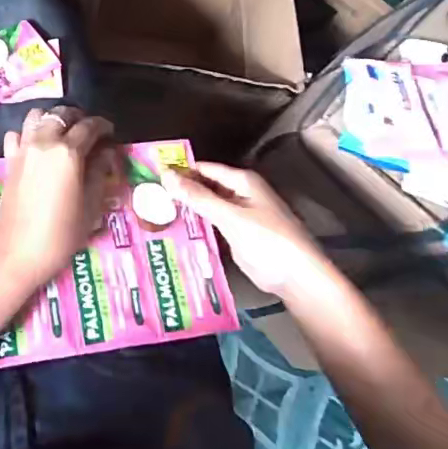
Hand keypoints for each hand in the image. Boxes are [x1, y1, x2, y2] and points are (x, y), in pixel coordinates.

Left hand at [0, 106, 118, 294]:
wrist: (16, 251)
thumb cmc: (60, 234)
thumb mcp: (90, 206)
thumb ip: (99, 173)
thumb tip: (106, 153)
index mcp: (67, 152)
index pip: (89, 127)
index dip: (103, 126)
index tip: (111, 131)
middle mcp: (43, 142)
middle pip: (60, 114)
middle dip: (77, 117)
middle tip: (90, 130)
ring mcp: (23, 149)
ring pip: (36, 116)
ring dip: (52, 119)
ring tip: (64, 132)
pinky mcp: (8, 159)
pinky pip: (17, 134)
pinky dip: (28, 133)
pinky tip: (37, 146)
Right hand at [161, 162, 330, 297]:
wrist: (299, 279)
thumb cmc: (268, 241)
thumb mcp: (230, 216)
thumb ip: (197, 197)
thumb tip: (166, 175)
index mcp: (243, 182)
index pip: (204, 168)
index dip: (180, 170)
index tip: (152, 175)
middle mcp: (240, 194)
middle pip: (205, 186)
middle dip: (182, 190)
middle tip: (148, 195)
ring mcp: (240, 215)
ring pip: (207, 205)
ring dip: (187, 208)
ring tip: (155, 210)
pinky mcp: (238, 235)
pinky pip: (212, 223)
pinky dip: (196, 224)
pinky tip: (175, 229)